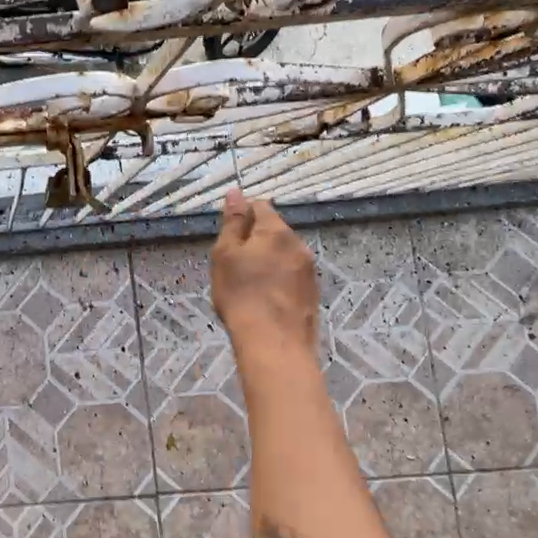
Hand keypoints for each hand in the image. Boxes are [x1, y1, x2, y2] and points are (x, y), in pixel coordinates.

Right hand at [211, 188, 318, 354]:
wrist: (274, 343)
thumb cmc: (241, 295)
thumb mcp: (225, 255)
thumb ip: (232, 223)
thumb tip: (236, 193)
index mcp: (276, 231)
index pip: (260, 206)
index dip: (241, 215)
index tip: (227, 236)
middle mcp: (298, 245)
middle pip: (273, 230)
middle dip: (254, 239)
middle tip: (232, 263)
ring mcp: (309, 270)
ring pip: (283, 253)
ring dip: (267, 259)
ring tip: (247, 283)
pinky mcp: (312, 292)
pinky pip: (291, 274)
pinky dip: (277, 278)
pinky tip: (264, 297)